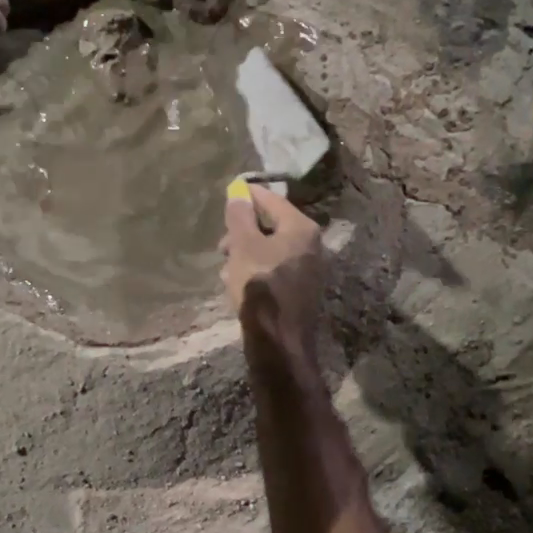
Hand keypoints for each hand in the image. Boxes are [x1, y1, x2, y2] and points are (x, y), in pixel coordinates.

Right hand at [221, 182, 325, 355]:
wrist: (278, 340)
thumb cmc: (259, 286)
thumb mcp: (243, 246)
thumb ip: (240, 216)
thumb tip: (238, 192)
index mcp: (301, 228)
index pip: (272, 200)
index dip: (248, 196)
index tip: (228, 194)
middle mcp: (311, 244)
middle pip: (271, 225)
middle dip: (243, 230)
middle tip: (221, 244)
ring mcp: (308, 268)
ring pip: (270, 249)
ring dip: (245, 253)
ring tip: (225, 269)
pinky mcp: (300, 289)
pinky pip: (274, 269)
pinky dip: (255, 269)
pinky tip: (235, 284)